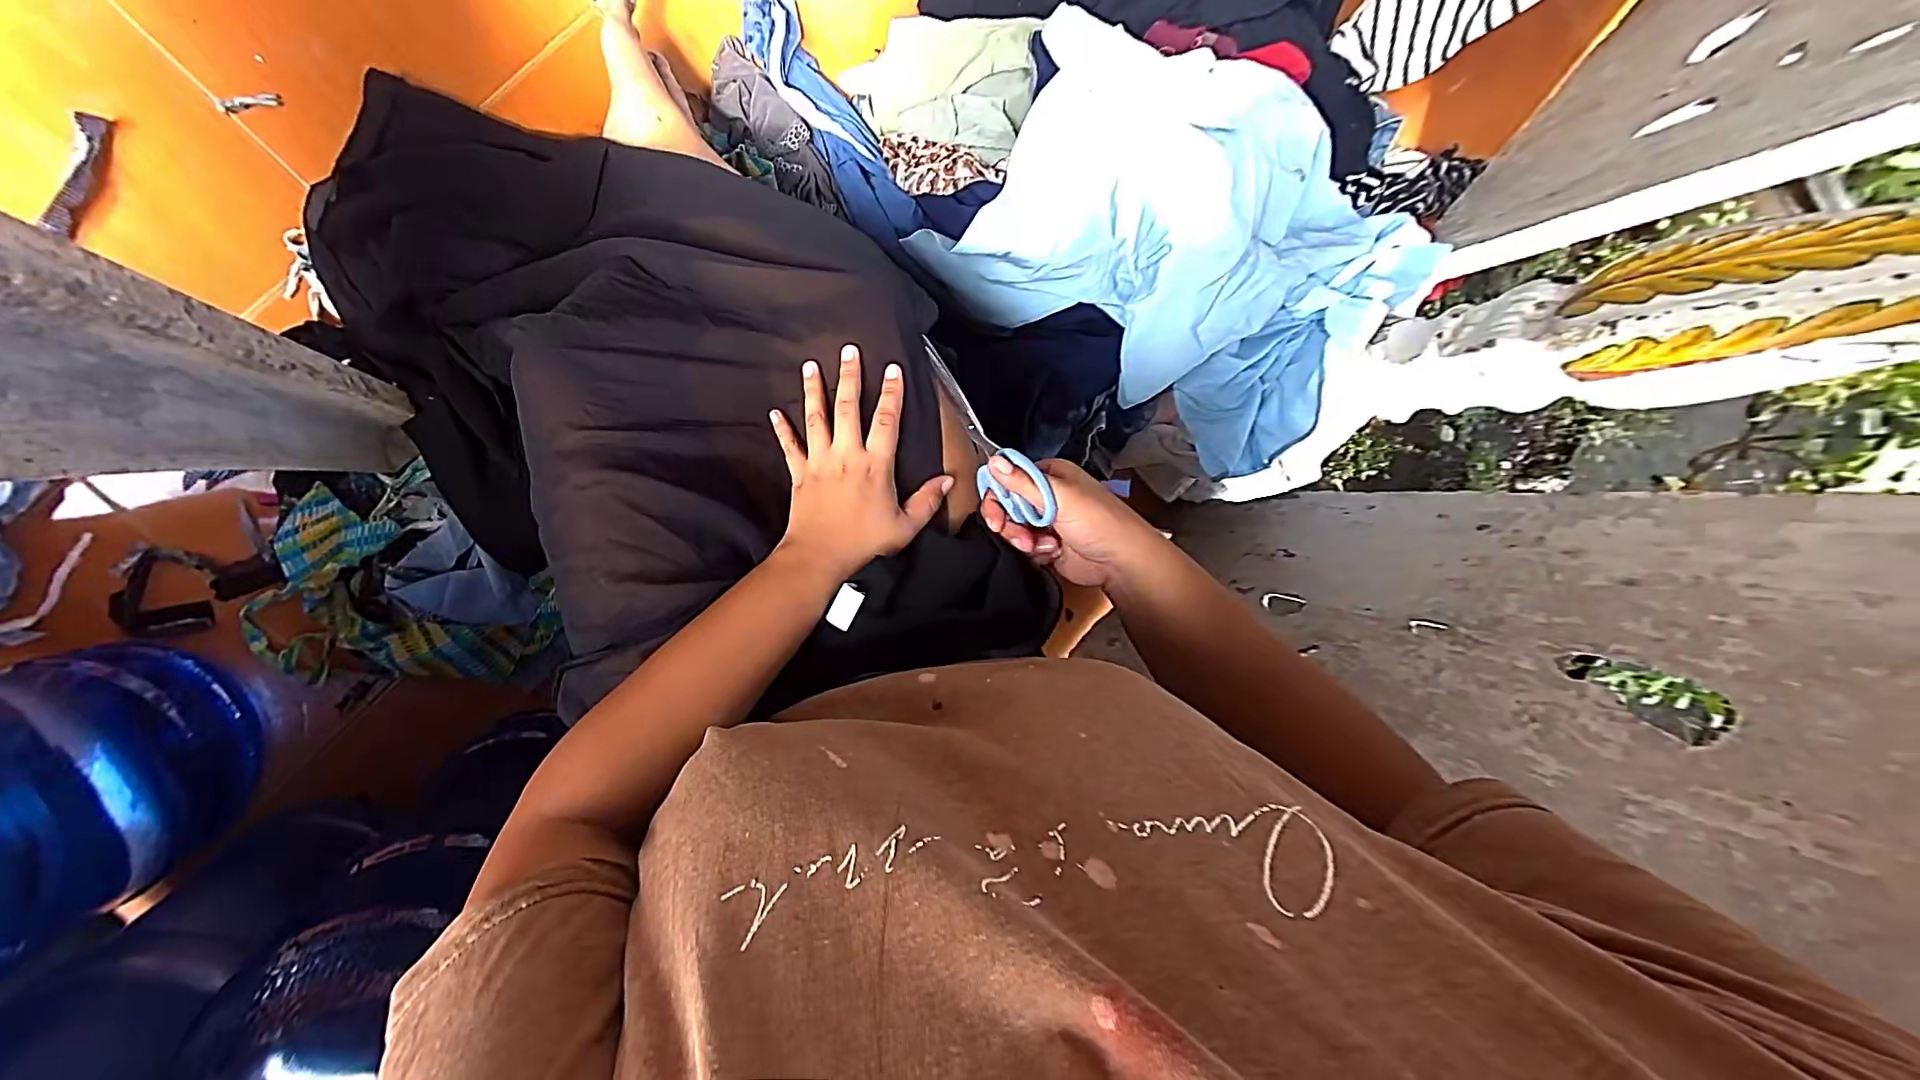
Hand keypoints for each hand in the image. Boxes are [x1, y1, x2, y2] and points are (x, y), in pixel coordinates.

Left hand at [770, 345, 953, 581]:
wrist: (820, 555)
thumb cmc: (863, 542)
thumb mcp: (905, 526)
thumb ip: (927, 501)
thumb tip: (946, 481)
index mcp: (875, 465)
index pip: (886, 420)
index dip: (892, 393)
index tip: (893, 369)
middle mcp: (846, 455)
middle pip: (849, 407)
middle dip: (850, 376)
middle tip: (848, 351)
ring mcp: (820, 462)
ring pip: (817, 418)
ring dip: (814, 391)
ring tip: (811, 366)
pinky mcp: (800, 473)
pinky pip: (789, 446)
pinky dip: (782, 429)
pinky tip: (775, 412)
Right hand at [978, 456, 1167, 588]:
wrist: (1120, 561)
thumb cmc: (1101, 522)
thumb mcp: (1059, 497)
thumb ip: (1023, 482)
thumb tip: (995, 461)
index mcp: (1050, 475)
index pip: (1009, 478)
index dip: (998, 497)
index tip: (996, 516)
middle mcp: (1047, 496)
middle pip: (1007, 506)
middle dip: (1011, 524)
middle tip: (1021, 535)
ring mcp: (1047, 521)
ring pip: (1013, 529)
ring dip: (1023, 540)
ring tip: (1044, 545)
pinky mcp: (1047, 544)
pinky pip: (1024, 547)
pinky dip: (1033, 552)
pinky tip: (1052, 552)